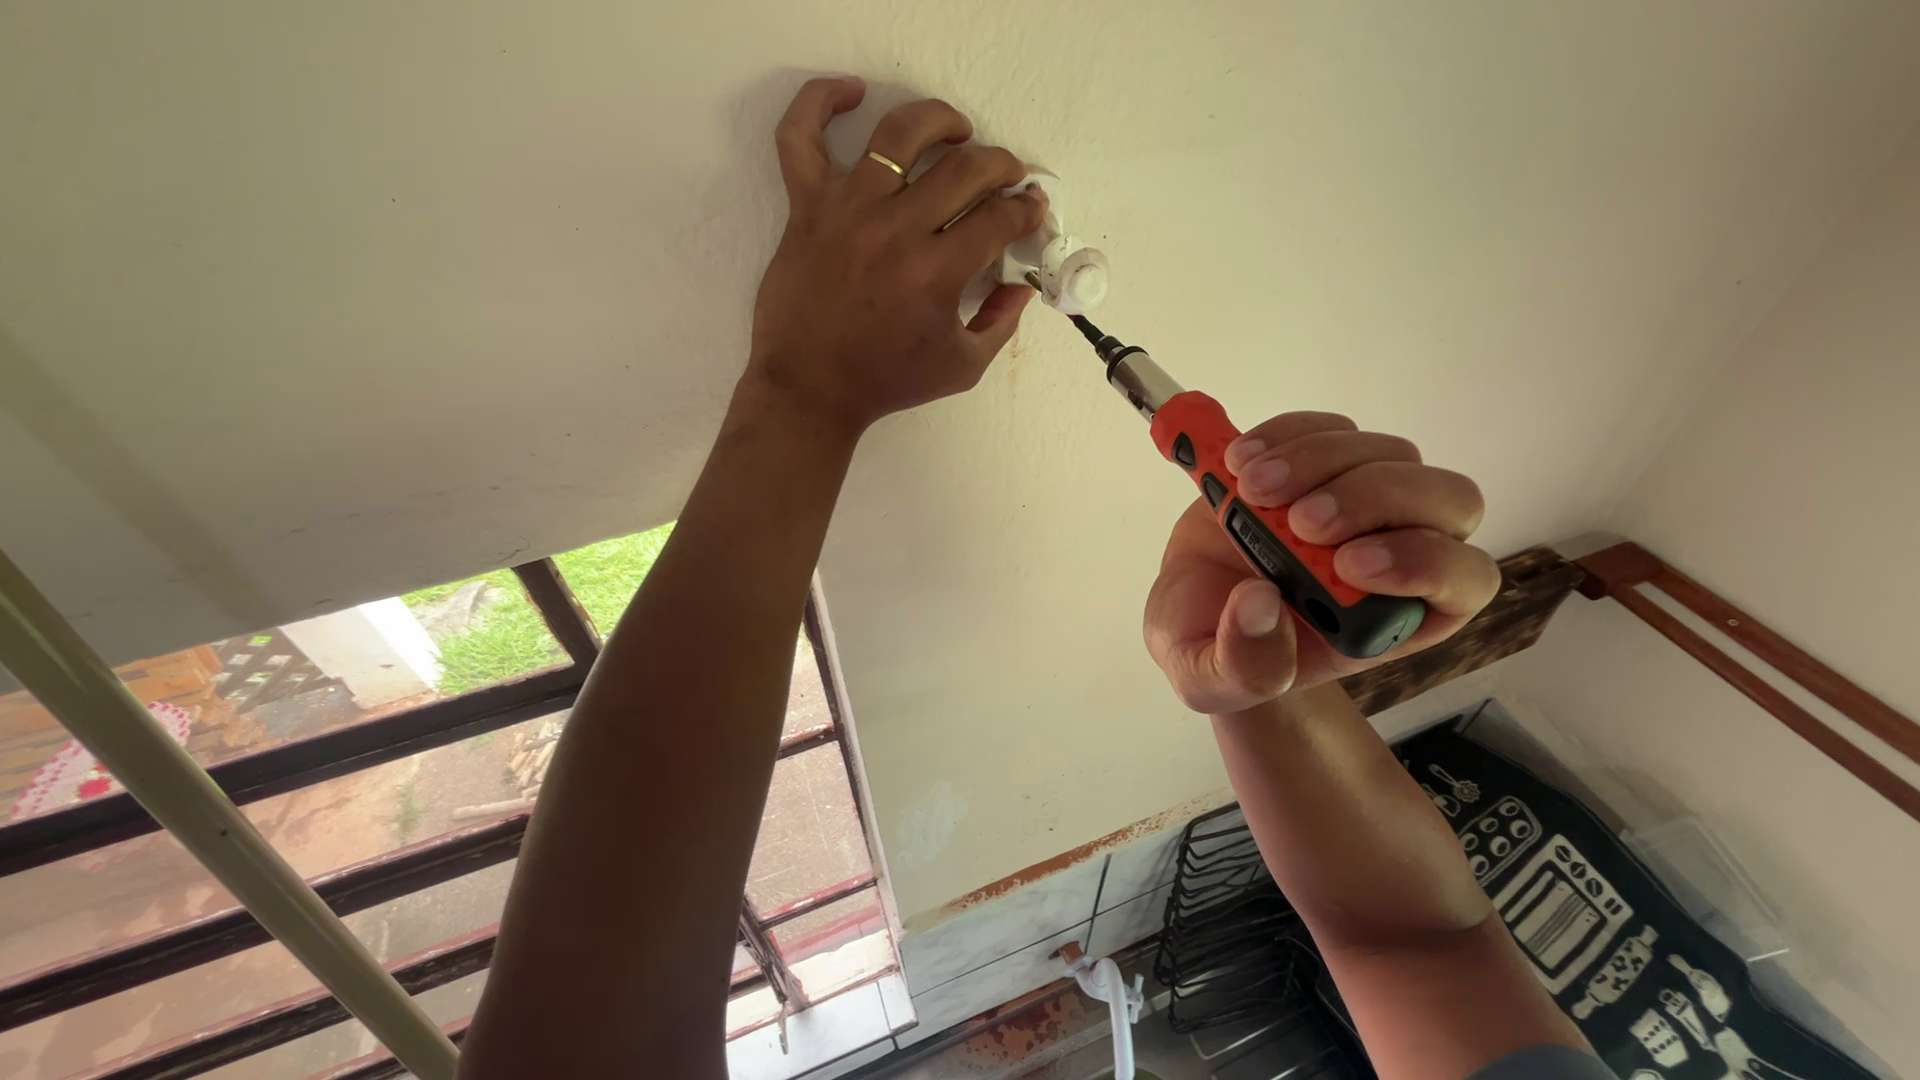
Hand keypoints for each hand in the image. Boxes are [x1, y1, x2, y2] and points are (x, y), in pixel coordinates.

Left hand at [745, 76, 1047, 435]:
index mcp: (936, 274)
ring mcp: (847, 211)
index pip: (999, 218)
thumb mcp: (962, 368)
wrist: (810, 389)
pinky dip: (821, 101)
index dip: (1027, 209)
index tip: (1032, 208)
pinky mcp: (807, 207)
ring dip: (941, 120)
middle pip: (965, 169)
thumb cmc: (886, 381)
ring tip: (957, 130)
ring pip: (899, 133)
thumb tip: (1022, 286)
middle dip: (1002, 165)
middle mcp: (895, 231)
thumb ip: (1000, 324)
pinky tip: (852, 93)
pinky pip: (801, 136)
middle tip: (1009, 175)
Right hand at [1143, 412, 1499, 714]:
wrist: (1195, 609)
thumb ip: (1241, 665)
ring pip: (1390, 454)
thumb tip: (1261, 602)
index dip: (1424, 563)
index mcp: (1394, 620)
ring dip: (1320, 460)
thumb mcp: (1212, 681)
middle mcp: (1398, 553)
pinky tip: (1240, 462)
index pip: (1461, 580)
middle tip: (1300, 520)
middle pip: (1445, 501)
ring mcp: (1364, 501)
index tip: (1349, 565)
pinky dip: (1287, 434)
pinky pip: (1332, 428)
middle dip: (1374, 499)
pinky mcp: (1321, 464)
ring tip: (1249, 489)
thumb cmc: (1220, 652)